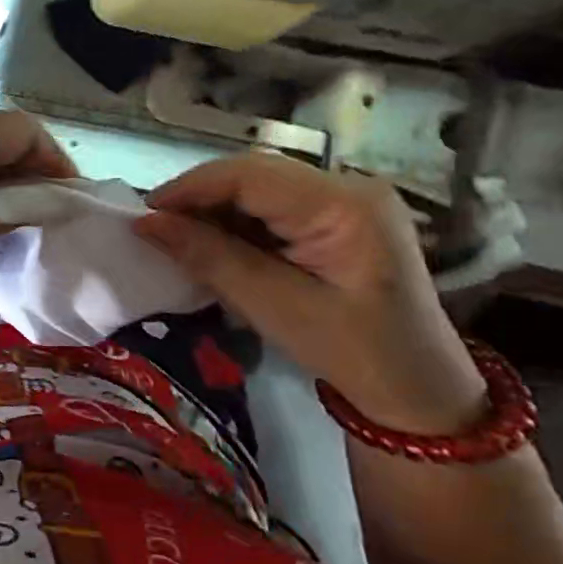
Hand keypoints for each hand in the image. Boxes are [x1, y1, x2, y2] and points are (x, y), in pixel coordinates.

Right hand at [134, 154, 485, 434]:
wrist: (419, 388)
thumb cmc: (353, 352)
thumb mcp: (275, 308)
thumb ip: (211, 258)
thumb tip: (146, 224)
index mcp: (345, 205)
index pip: (249, 174)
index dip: (189, 188)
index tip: (142, 216)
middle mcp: (348, 187)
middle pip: (252, 175)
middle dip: (197, 200)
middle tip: (154, 231)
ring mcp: (344, 201)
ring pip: (256, 189)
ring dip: (212, 213)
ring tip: (177, 242)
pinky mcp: (335, 219)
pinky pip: (270, 208)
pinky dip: (234, 226)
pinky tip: (214, 249)